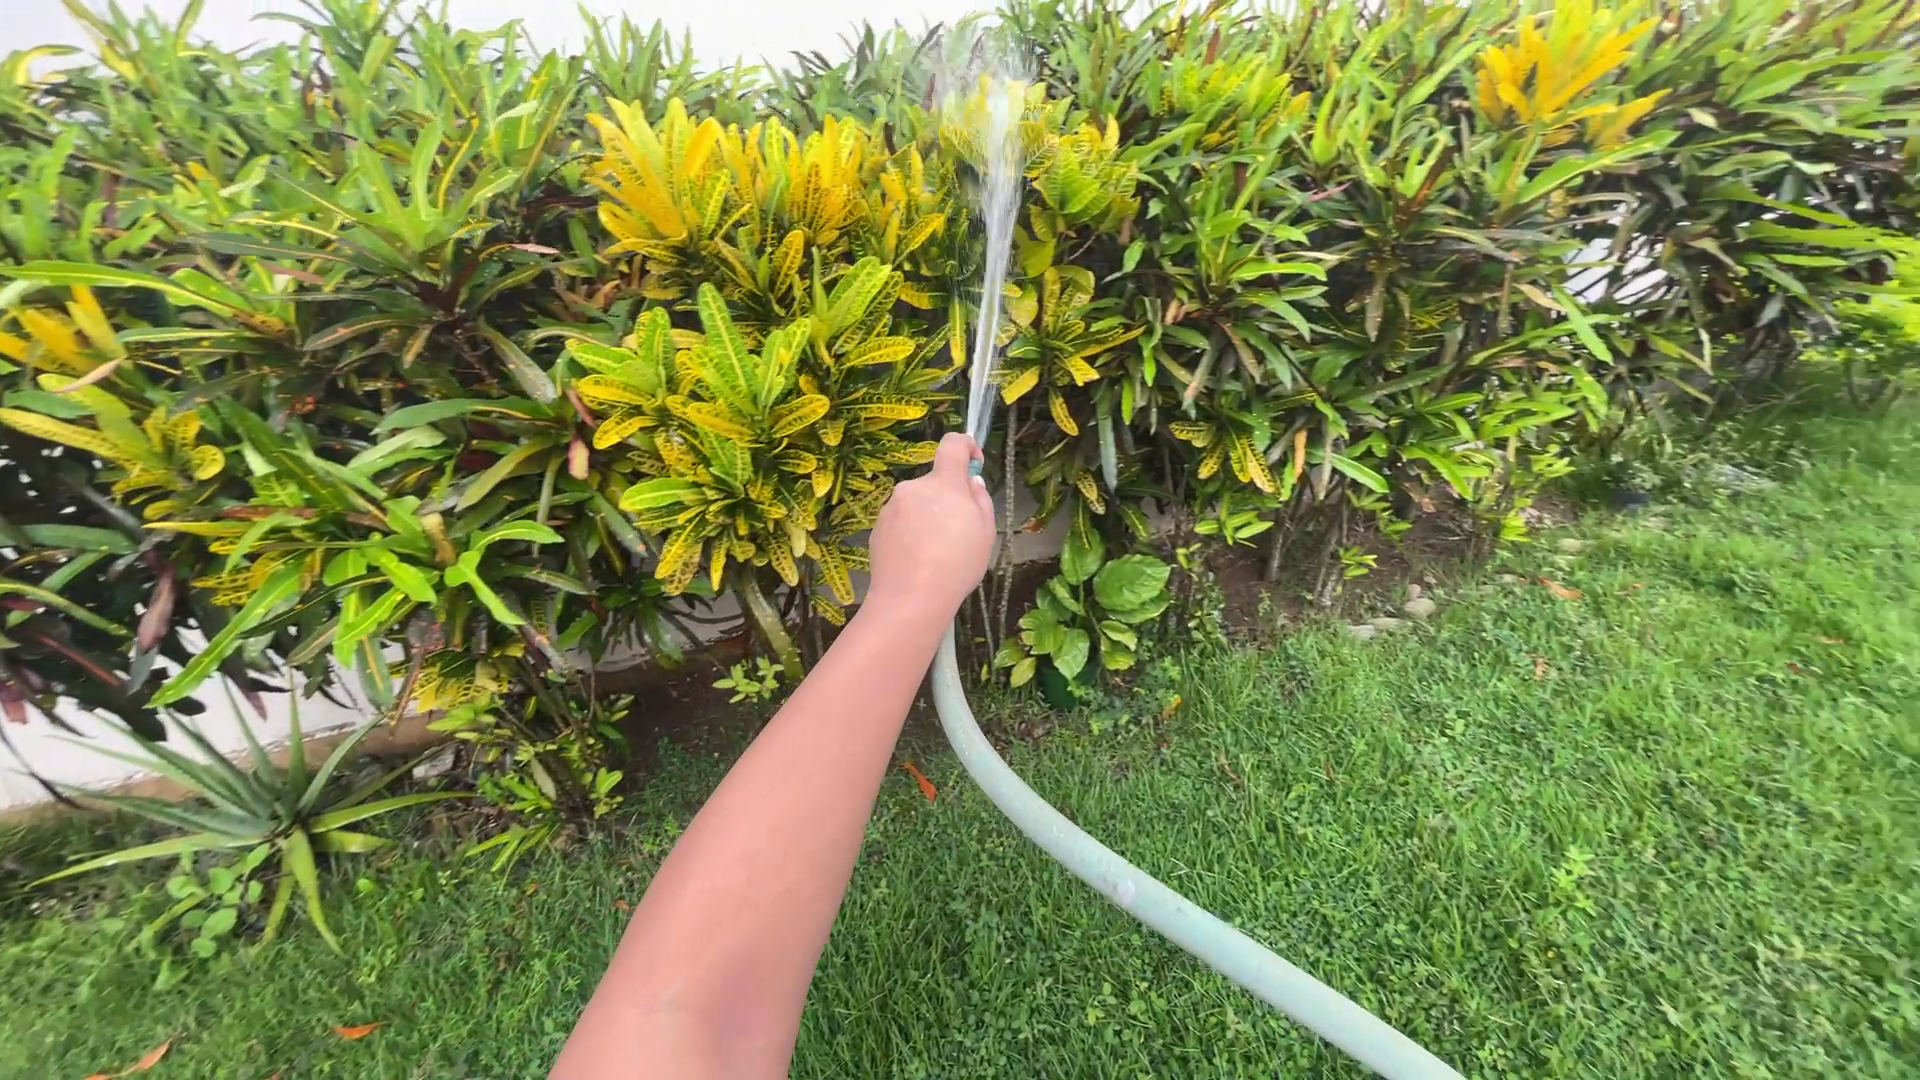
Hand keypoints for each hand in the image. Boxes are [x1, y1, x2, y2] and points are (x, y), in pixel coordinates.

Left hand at [865, 432, 994, 620]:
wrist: (910, 598)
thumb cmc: (956, 565)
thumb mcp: (985, 533)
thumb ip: (980, 500)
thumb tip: (971, 483)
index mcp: (943, 483)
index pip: (952, 445)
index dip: (966, 446)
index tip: (974, 463)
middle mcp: (913, 487)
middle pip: (934, 483)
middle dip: (947, 499)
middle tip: (958, 533)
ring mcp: (891, 507)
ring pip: (916, 504)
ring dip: (927, 518)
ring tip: (935, 553)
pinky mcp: (877, 527)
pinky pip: (900, 522)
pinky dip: (910, 533)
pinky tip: (916, 560)